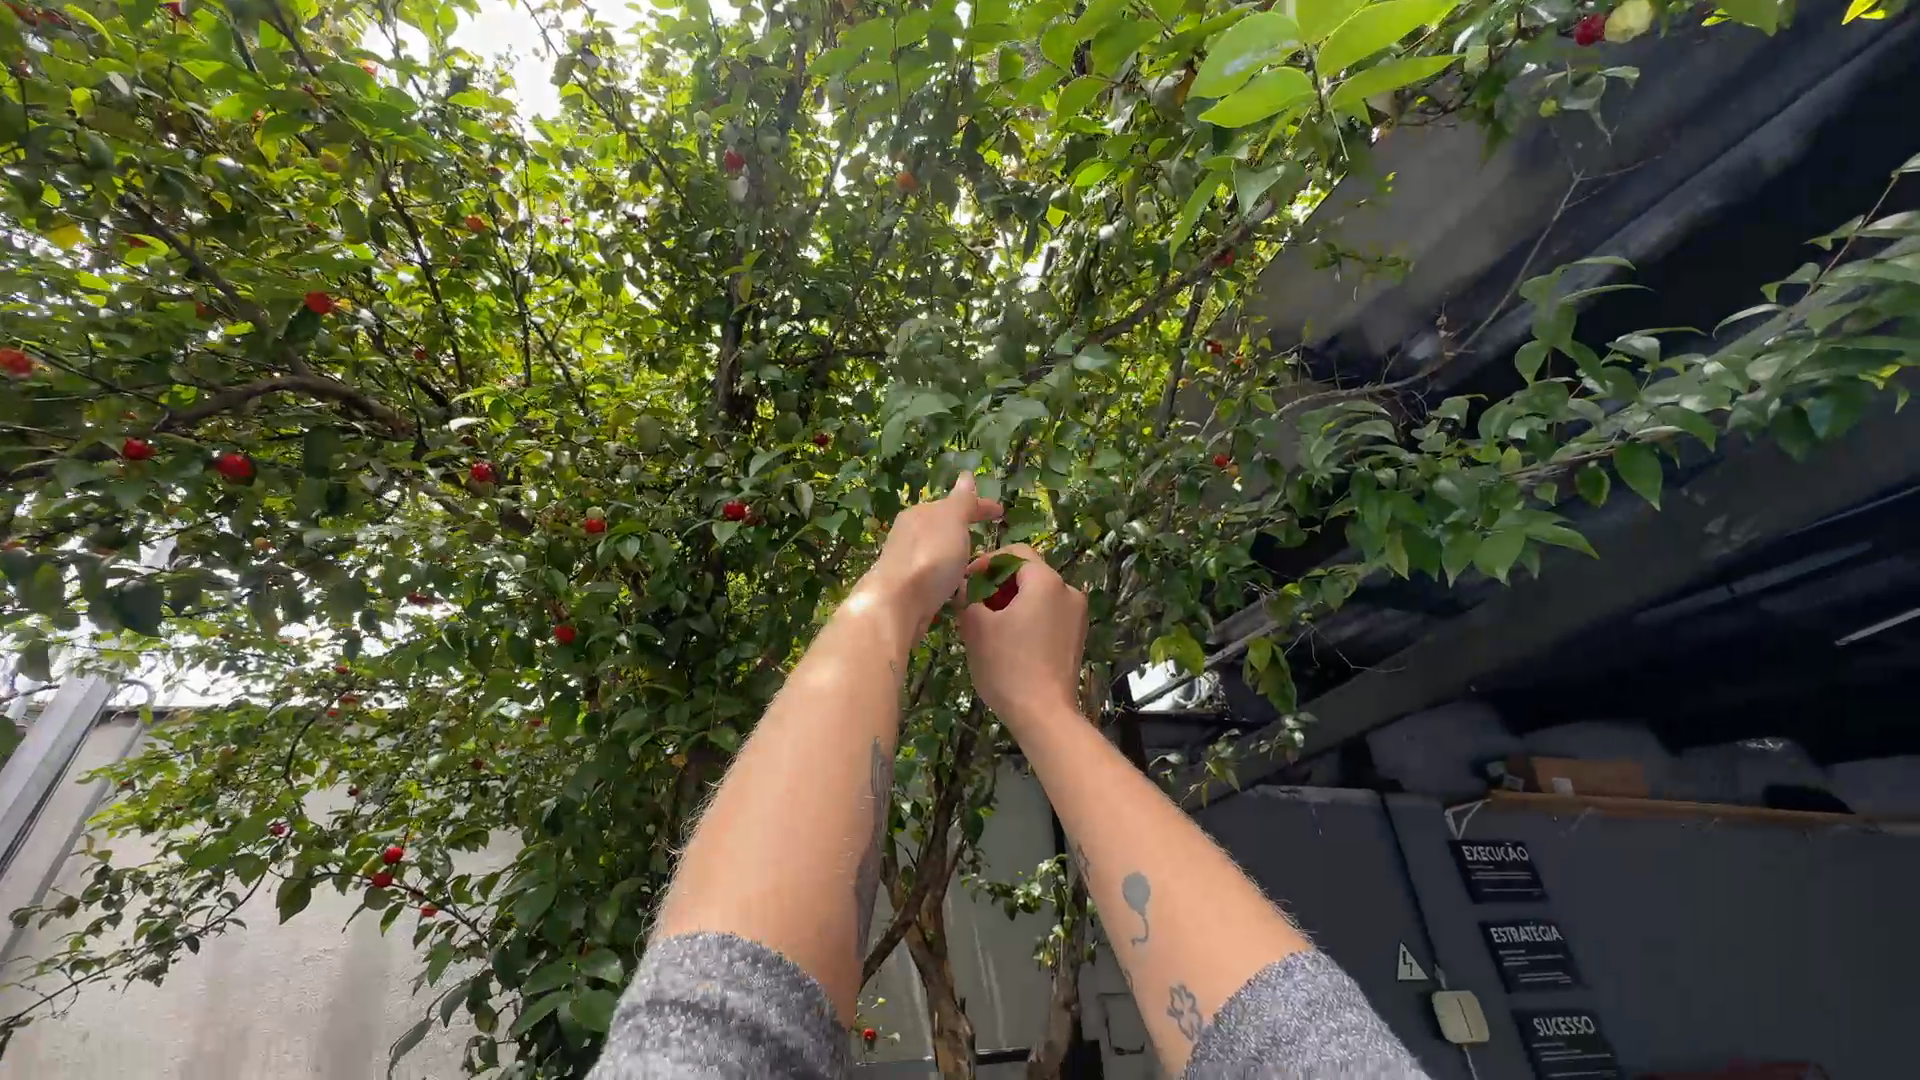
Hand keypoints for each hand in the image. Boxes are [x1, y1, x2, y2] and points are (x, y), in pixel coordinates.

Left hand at [858, 473, 1002, 634]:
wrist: (897, 604)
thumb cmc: (930, 556)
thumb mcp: (952, 520)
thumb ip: (961, 501)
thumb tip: (966, 476)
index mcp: (919, 513)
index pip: (956, 503)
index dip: (979, 506)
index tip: (1000, 512)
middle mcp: (909, 534)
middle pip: (941, 527)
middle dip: (961, 530)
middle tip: (984, 537)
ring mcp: (906, 562)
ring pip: (936, 552)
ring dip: (953, 555)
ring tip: (973, 565)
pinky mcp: (907, 588)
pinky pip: (933, 575)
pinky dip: (946, 576)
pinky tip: (954, 586)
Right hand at [958, 544, 1087, 732]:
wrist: (1044, 714)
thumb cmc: (1007, 665)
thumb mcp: (976, 627)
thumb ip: (968, 598)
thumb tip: (966, 588)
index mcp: (1046, 581)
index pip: (1015, 554)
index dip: (987, 561)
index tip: (966, 579)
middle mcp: (1068, 591)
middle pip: (1029, 574)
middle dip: (998, 584)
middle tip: (972, 602)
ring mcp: (1077, 616)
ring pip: (1038, 596)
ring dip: (1011, 602)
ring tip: (987, 622)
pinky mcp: (1077, 637)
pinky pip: (1048, 615)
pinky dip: (1027, 617)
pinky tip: (1007, 639)